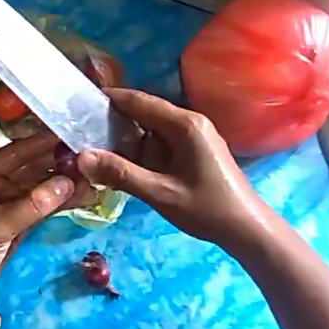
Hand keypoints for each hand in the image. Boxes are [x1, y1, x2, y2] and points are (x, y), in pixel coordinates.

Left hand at [0, 133, 84, 305]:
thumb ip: (32, 205)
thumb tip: (69, 182)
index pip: (18, 152)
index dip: (45, 143)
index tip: (74, 133)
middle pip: (33, 167)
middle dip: (60, 163)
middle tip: (92, 156)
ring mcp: (8, 202)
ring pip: (41, 187)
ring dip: (65, 183)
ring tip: (95, 177)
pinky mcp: (18, 221)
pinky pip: (43, 206)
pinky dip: (61, 202)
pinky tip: (84, 196)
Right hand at [77, 88, 274, 251]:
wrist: (247, 229)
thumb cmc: (206, 209)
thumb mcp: (160, 193)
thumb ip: (120, 173)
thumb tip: (81, 157)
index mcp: (185, 125)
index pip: (140, 101)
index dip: (110, 100)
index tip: (80, 104)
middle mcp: (191, 121)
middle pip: (146, 112)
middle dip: (115, 121)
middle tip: (83, 131)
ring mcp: (196, 134)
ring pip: (153, 127)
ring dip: (128, 137)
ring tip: (97, 148)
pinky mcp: (197, 149)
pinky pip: (164, 140)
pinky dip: (143, 148)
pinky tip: (126, 163)